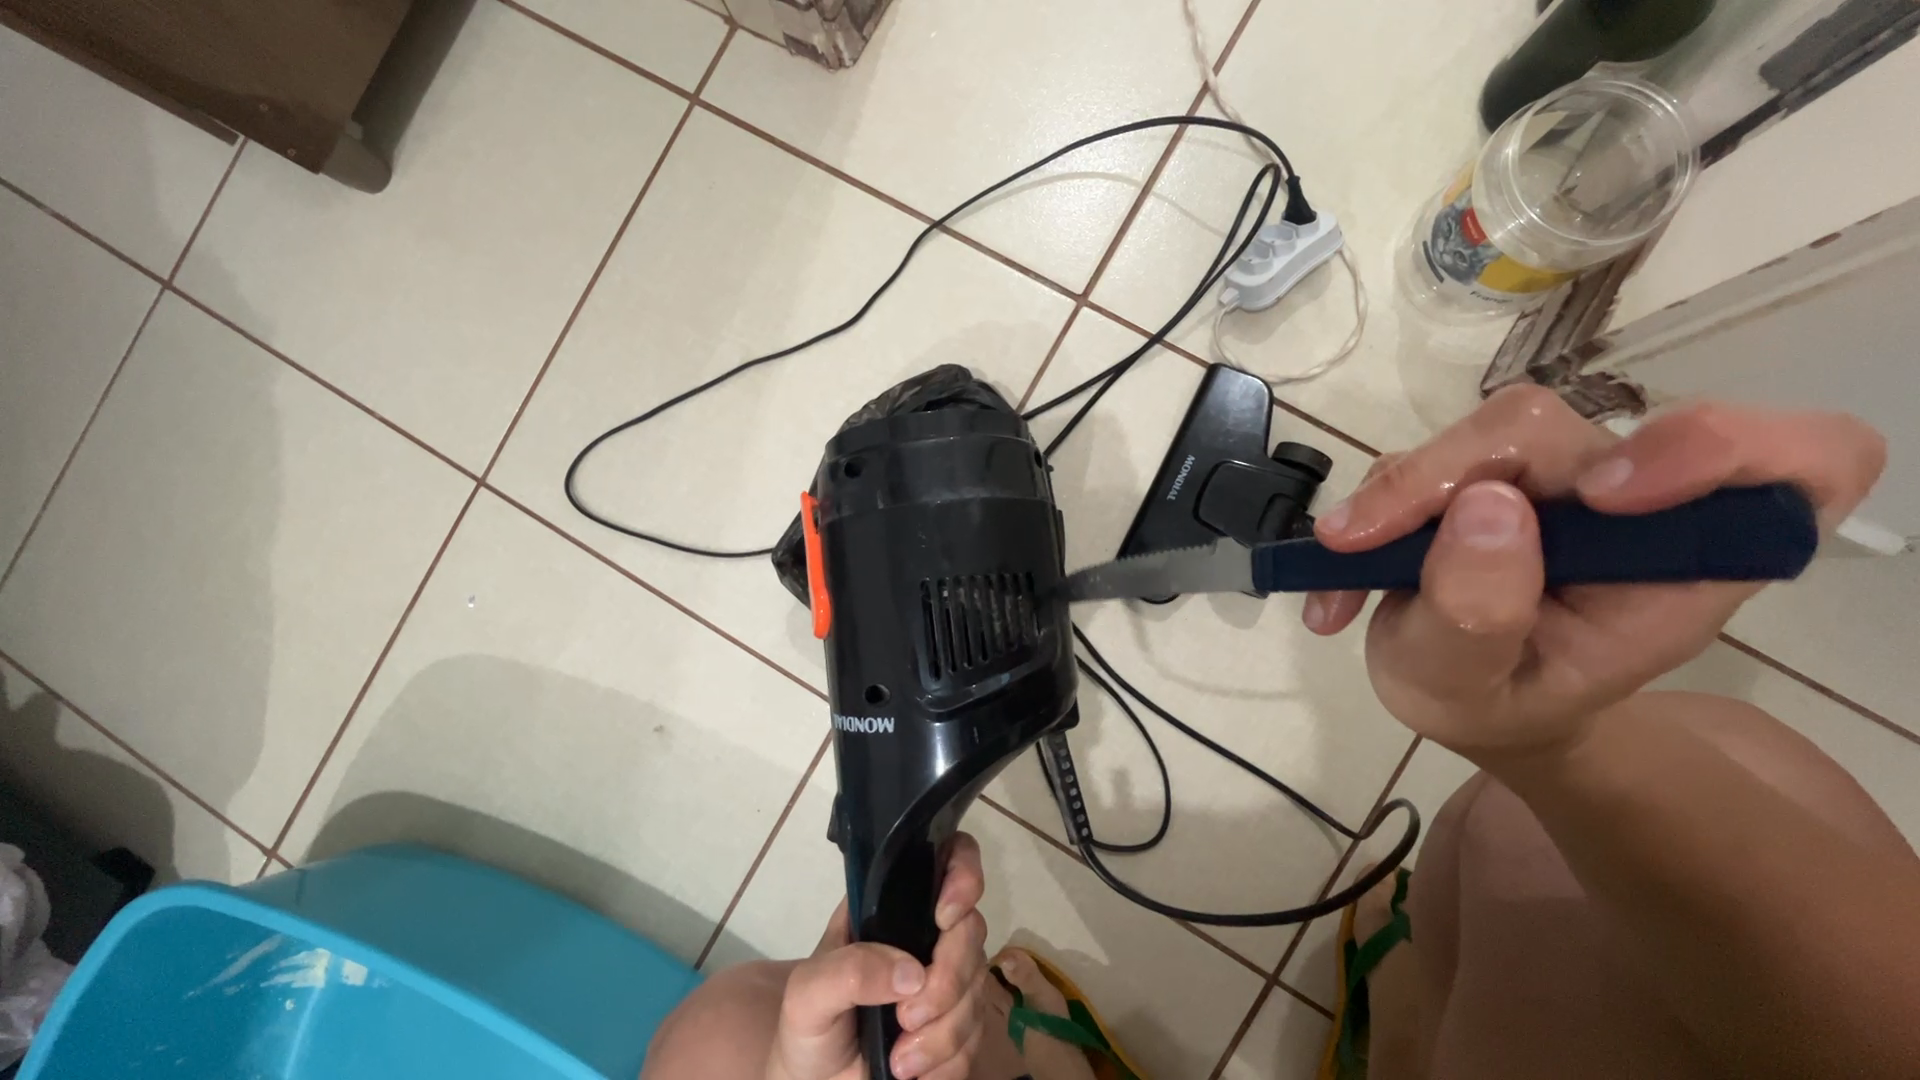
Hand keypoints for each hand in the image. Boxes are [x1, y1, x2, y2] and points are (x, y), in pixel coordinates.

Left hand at [766, 834, 990, 1079]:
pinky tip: (915, 1073)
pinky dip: (948, 1062)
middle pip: (972, 928)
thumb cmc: (807, 1027)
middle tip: (907, 1019)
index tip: (945, 916)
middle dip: (947, 980)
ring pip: (977, 987)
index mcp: (893, 905)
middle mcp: (928, 932)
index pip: (949, 856)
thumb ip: (848, 972)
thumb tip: (912, 975)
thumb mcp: (808, 993)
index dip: (963, 873)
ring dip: (943, 1033)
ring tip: (899, 1062)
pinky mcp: (961, 1024)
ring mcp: (949, 976)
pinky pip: (978, 1036)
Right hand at [1302, 386, 1884, 760]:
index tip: (1603, 493)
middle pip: (1550, 430)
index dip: (1713, 447)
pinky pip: (1422, 458)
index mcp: (1685, 560)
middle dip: (1440, 478)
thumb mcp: (1472, 688)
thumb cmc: (1497, 705)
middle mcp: (1628, 499)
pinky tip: (1339, 582)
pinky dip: (1369, 511)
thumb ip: (1480, 614)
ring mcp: (1553, 476)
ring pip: (1474, 435)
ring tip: (1342, 581)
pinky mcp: (1490, 468)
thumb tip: (1483, 503)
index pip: (1790, 461)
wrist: (1468, 696)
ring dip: (1390, 499)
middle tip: (1357, 545)